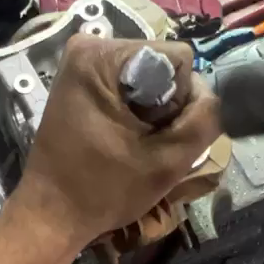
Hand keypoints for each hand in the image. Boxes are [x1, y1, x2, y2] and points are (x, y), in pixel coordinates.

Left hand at [10, 36, 221, 249]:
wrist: (52, 216)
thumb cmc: (104, 191)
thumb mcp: (167, 162)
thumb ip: (203, 121)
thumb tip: (211, 96)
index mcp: (102, 55)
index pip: (179, 60)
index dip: (181, 102)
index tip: (156, 137)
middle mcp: (88, 47)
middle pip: (162, 66)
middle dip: (164, 108)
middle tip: (143, 147)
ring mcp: (80, 65)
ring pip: (148, 80)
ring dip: (151, 115)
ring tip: (131, 147)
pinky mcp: (79, 84)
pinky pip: (128, 90)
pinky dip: (134, 116)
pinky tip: (121, 142)